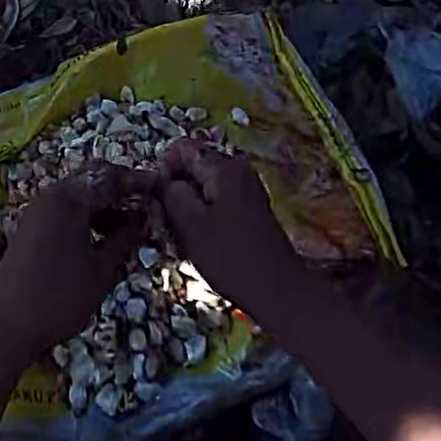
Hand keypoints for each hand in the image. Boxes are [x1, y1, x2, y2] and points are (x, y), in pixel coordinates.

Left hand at [0, 165, 152, 360]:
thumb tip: (141, 217)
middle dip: (119, 190)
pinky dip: (86, 216)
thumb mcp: (102, 269)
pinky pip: (65, 209)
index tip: (158, 186)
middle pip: (92, 180)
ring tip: (129, 224)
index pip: (109, 176)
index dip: (136, 181)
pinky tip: (102, 236)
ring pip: (78, 195)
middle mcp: (52, 194)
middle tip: (145, 205)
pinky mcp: (32, 226)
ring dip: (103, 204)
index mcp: (70, 197)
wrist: (5, 323)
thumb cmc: (60, 295)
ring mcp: (39, 209)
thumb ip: (124, 237)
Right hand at [157, 140, 310, 322]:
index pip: (182, 148)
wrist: (279, 292)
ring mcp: (247, 188)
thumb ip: (171, 193)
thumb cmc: (231, 257)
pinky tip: (204, 237)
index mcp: (223, 168)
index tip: (161, 197)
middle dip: (177, 186)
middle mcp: (237, 169)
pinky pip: (218, 196)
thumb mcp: (191, 225)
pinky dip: (205, 211)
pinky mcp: (251, 207)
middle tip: (170, 217)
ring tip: (186, 231)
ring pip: (205, 182)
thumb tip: (161, 179)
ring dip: (190, 202)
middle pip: (194, 164)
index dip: (165, 168)